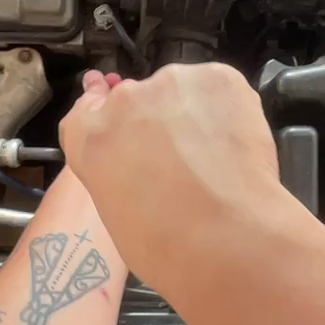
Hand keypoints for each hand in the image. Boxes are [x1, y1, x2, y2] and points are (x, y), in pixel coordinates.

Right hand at [58, 64, 300, 286]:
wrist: (227, 237)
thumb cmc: (167, 246)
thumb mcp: (118, 210)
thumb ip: (120, 170)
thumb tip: (143, 163)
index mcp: (90, 136)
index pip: (89, 109)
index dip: (114, 119)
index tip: (132, 132)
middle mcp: (125, 99)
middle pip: (141, 99)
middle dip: (161, 122)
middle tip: (185, 159)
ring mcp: (171, 82)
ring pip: (184, 92)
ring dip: (196, 114)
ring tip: (216, 157)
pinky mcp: (216, 78)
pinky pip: (221, 90)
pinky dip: (229, 110)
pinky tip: (236, 144)